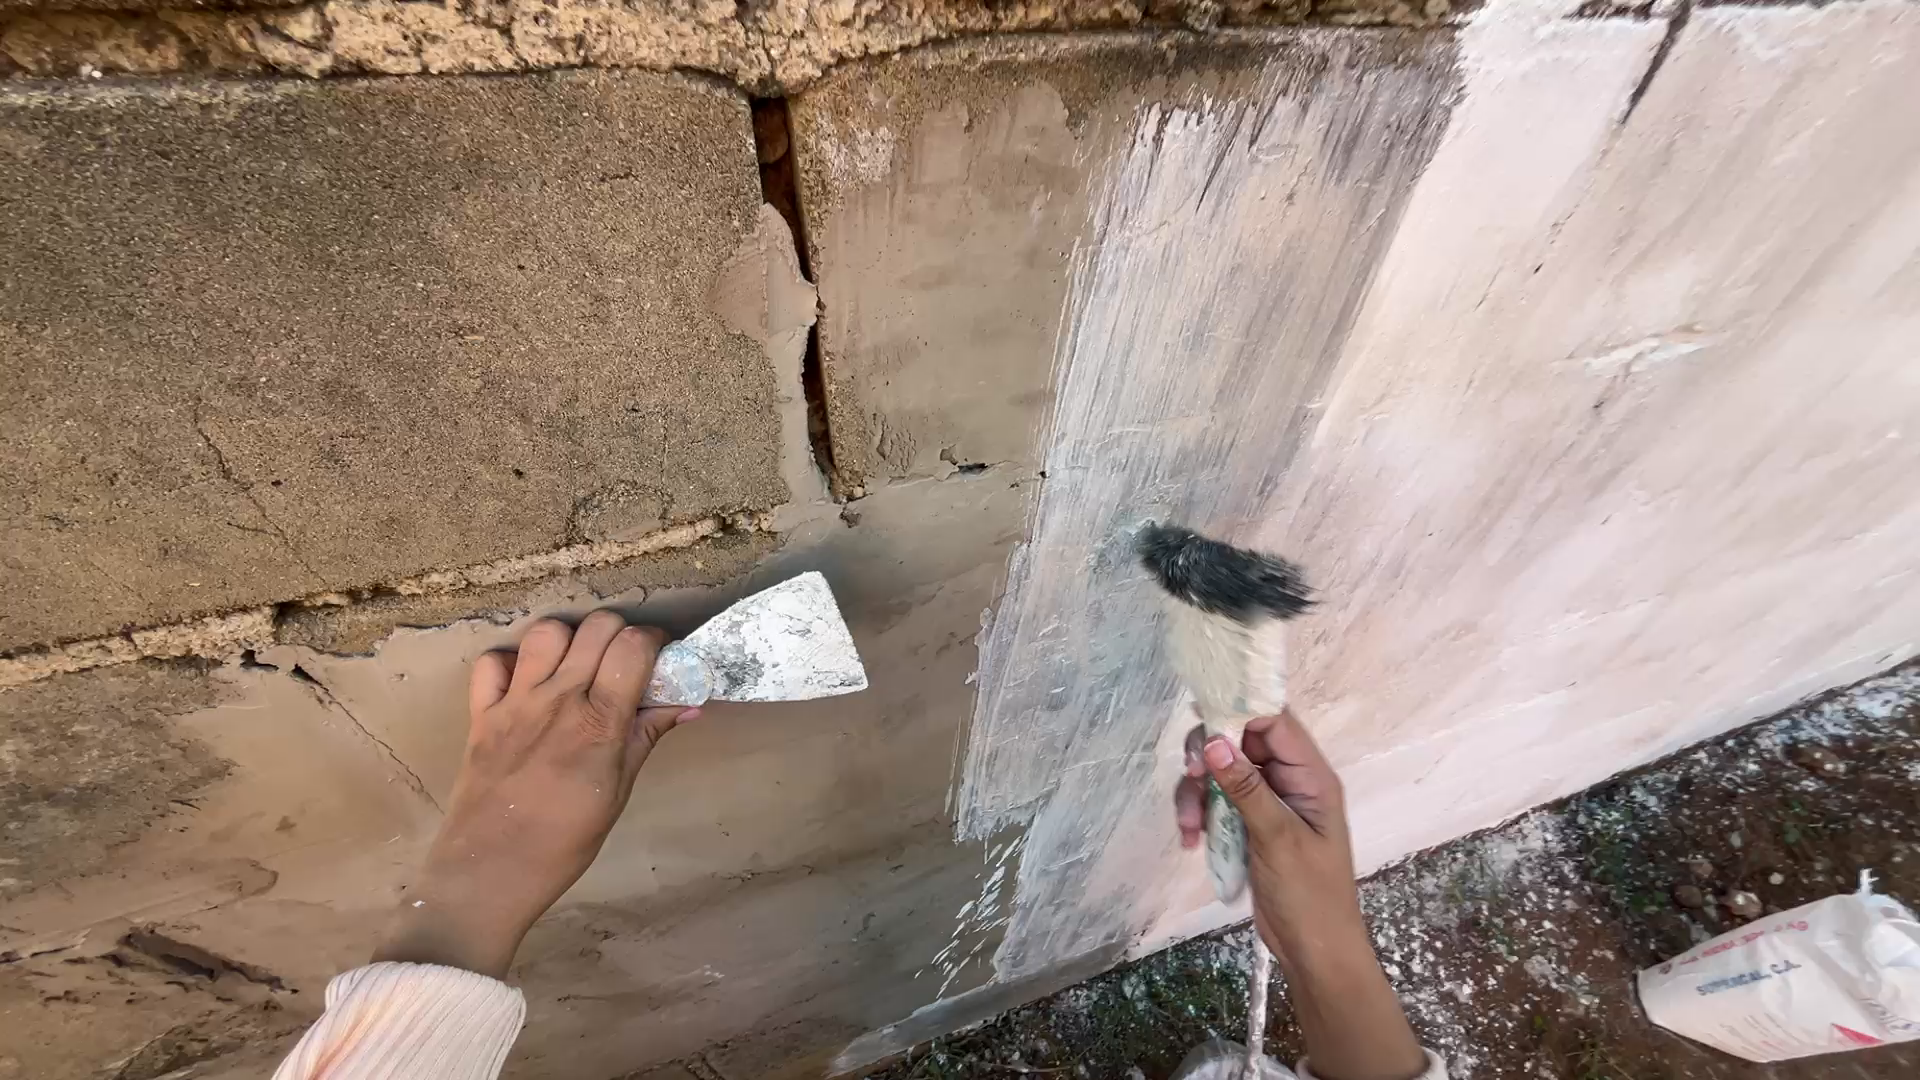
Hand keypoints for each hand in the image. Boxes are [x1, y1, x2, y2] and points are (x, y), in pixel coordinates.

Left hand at [373, 612, 697, 977]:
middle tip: (624, 660)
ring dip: (570, 639)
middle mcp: (559, 699)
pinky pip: (491, 663)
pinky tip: (528, 683)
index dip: (656, 640)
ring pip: (546, 632)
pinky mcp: (480, 714)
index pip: (634, 646)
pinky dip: (512, 663)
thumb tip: (689, 705)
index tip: (662, 656)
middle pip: (597, 626)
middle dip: (620, 633)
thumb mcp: (620, 788)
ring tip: (578, 664)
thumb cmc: (565, 840)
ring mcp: (514, 703)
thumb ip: (648, 735)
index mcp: (600, 720)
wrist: (486, 876)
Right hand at [1174, 708, 1428, 1079]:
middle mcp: (1287, 779)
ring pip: (1218, 769)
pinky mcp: (1245, 820)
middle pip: (1238, 739)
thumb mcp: (1278, 839)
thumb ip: (1246, 788)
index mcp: (1310, 775)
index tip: (1203, 714)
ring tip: (1189, 825)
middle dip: (1208, 755)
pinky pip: (1213, 798)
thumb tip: (1214, 741)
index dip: (1240, 709)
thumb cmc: (1309, 896)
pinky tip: (1191, 839)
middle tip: (1191, 775)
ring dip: (1196, 792)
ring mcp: (1264, 799)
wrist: (1313, 954)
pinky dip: (1197, 813)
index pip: (1274, 720)